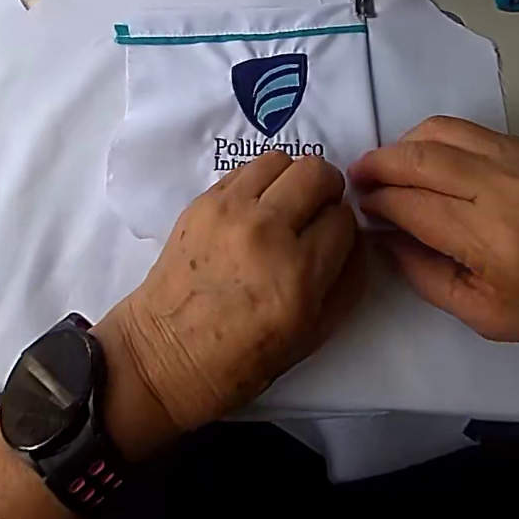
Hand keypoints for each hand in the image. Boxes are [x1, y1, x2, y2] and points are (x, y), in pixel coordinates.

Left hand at [94, 152, 364, 456]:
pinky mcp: (202, 202)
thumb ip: (346, 281)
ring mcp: (228, 211)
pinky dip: (258, 182)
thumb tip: (354, 237)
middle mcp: (264, 231)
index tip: (333, 241)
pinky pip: (244, 170)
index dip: (344, 229)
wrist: (164, 351)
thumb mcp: (314, 335)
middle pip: (316, 173)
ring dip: (291, 179)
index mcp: (298, 273)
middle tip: (315, 213)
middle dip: (326, 190)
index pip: (343, 220)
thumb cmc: (241, 358)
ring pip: (280, 160)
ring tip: (284, 206)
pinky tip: (253, 209)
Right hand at [348, 117, 518, 374]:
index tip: (360, 209)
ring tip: (387, 168)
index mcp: (492, 242)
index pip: (408, 204)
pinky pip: (463, 129)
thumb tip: (381, 234)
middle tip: (357, 180)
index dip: (374, 203)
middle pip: (415, 159)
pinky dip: (430, 140)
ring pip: (436, 132)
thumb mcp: (479, 313)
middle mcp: (504, 192)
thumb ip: (419, 272)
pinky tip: (423, 162)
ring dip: (400, 147)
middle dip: (375, 166)